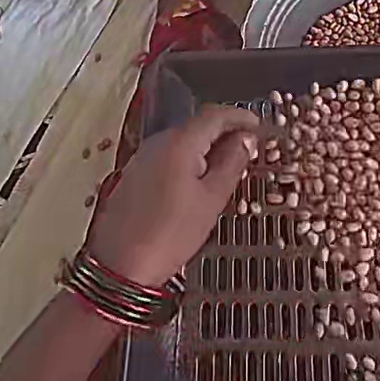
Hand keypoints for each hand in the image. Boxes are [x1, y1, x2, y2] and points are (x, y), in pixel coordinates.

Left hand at [87, 106, 260, 285]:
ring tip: (231, 166)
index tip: (260, 126)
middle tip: (251, 149)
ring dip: (208, 148)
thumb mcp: (211, 199)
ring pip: (183, 141)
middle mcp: (158, 141)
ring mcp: (143, 157)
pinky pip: (169, 156)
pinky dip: (190, 160)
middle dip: (225, 132)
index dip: (240, 117)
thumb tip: (246, 137)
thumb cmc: (171, 233)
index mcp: (179, 142)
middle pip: (198, 125)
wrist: (120, 266)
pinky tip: (202, 180)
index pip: (215, 114)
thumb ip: (232, 163)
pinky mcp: (136, 174)